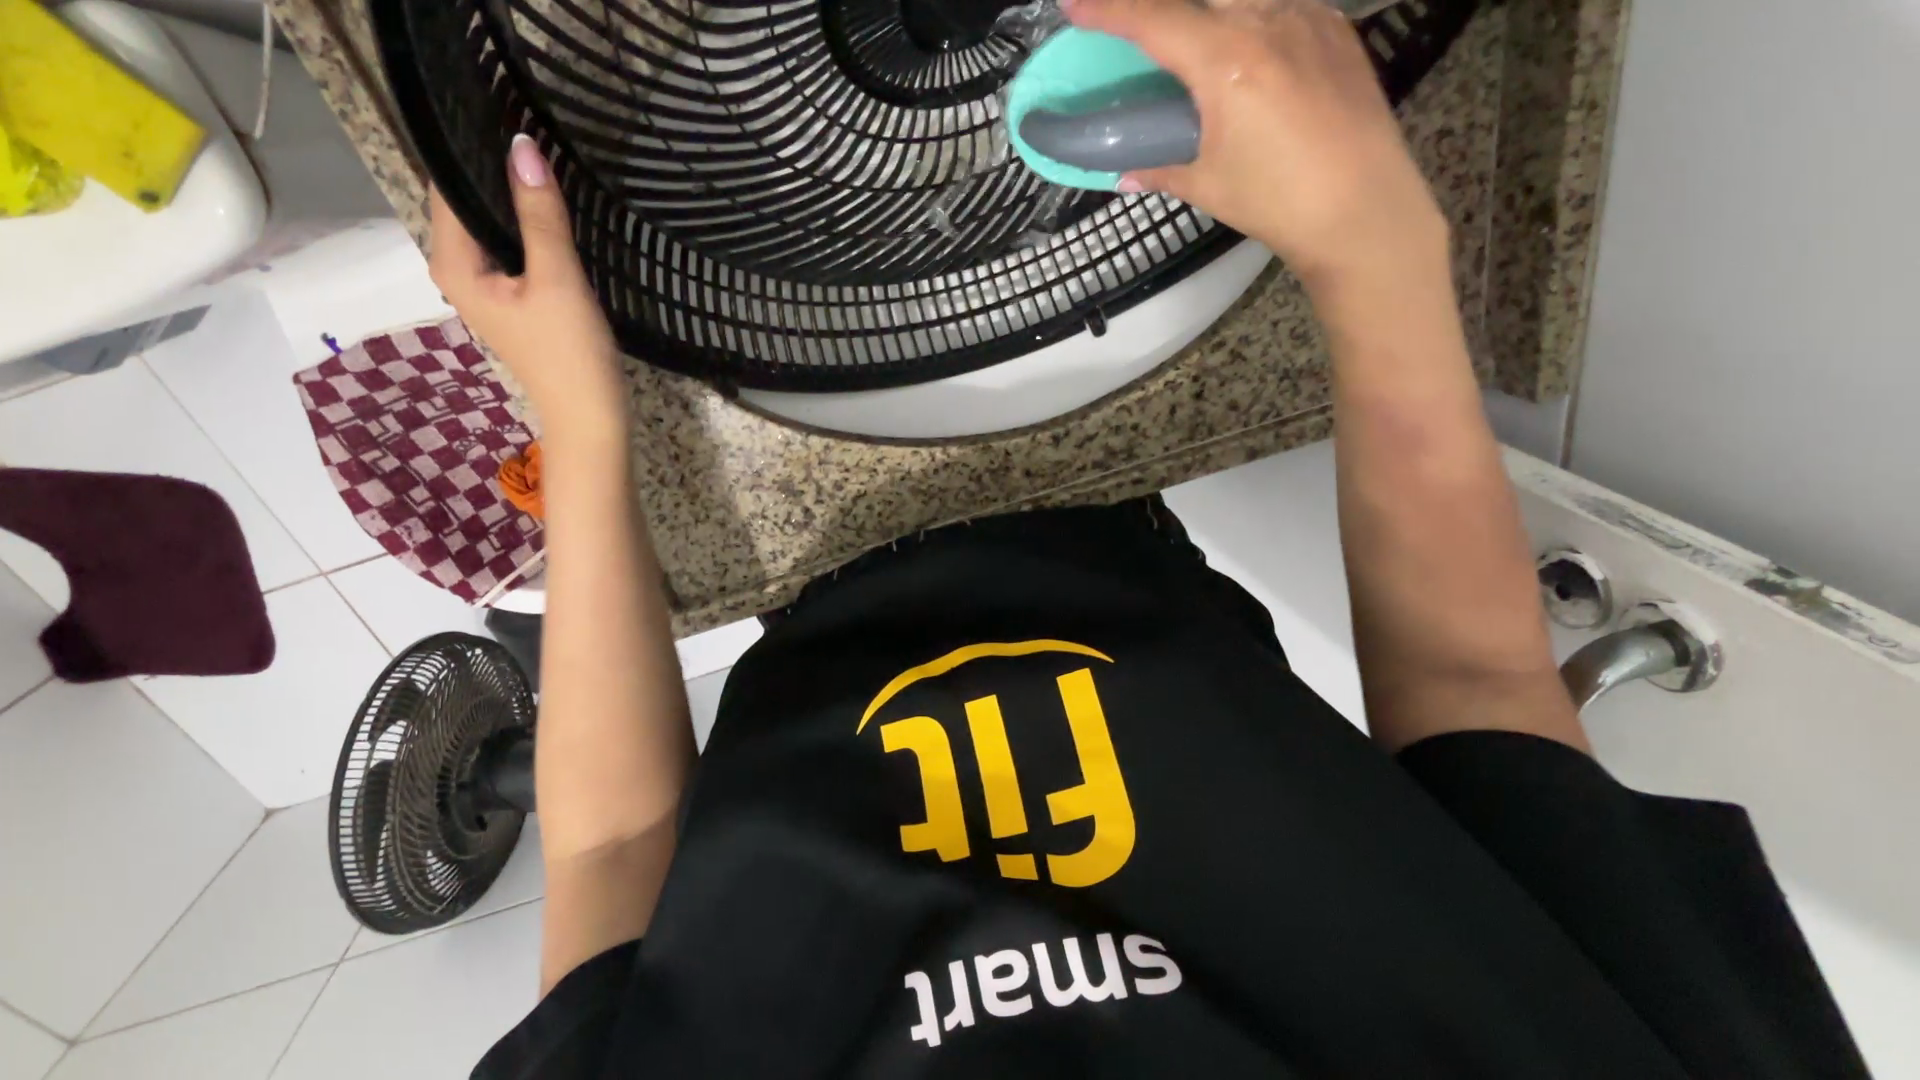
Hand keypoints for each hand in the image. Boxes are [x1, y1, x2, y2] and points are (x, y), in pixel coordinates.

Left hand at [428, 136, 627, 438]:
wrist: (590, 414)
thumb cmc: (570, 351)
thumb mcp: (558, 278)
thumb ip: (539, 214)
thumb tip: (523, 146)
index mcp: (452, 263)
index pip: (449, 187)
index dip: (474, 151)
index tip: (503, 115)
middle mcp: (456, 269)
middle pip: (468, 204)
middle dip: (496, 171)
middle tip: (531, 131)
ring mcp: (484, 284)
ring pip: (492, 224)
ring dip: (515, 199)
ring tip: (544, 160)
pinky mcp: (512, 295)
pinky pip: (510, 245)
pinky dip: (527, 226)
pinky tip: (551, 209)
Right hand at [1062, 0, 1449, 295]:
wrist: (1364, 210)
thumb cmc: (1280, 202)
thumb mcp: (1208, 185)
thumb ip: (1160, 168)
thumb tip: (1124, 171)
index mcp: (1228, 61)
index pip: (1153, 19)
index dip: (1107, 8)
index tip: (1073, 3)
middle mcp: (1269, 23)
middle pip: (1199, 2)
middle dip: (1165, 15)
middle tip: (1146, 42)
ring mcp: (1309, 20)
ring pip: (1245, 0)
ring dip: (1215, 20)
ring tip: (1207, 61)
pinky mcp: (1337, 32)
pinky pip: (1283, 8)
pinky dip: (1256, 23)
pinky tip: (1254, 58)